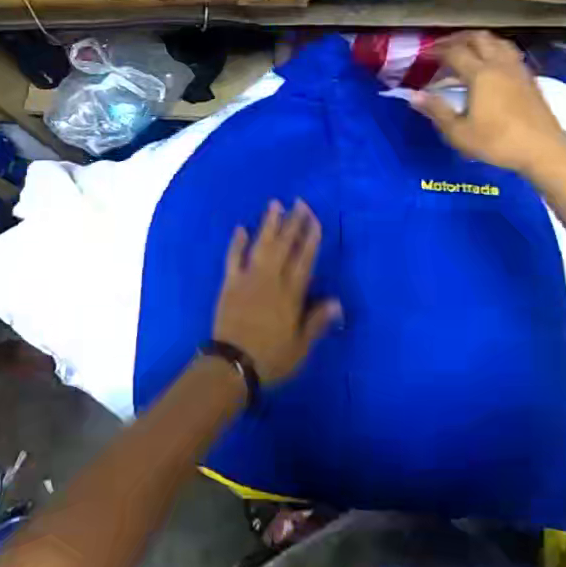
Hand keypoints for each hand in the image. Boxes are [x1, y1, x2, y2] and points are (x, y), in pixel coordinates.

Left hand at [212, 200, 341, 384]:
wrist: (232, 364)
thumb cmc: (271, 359)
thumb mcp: (301, 346)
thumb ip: (317, 321)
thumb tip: (336, 301)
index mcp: (291, 295)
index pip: (304, 260)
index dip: (310, 239)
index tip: (314, 219)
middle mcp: (271, 280)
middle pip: (284, 247)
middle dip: (293, 223)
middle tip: (299, 202)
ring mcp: (247, 279)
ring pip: (261, 245)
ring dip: (269, 225)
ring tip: (275, 205)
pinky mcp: (229, 283)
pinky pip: (233, 258)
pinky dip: (237, 242)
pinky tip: (241, 228)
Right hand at [414, 31, 565, 176]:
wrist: (543, 150)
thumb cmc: (498, 142)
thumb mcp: (459, 132)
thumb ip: (436, 110)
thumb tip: (413, 95)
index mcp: (480, 74)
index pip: (454, 52)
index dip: (436, 50)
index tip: (423, 55)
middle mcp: (499, 65)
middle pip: (478, 38)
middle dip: (457, 39)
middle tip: (442, 48)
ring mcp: (517, 69)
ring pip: (497, 42)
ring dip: (478, 41)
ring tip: (466, 50)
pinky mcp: (529, 78)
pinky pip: (509, 52)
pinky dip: (494, 50)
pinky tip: (489, 64)